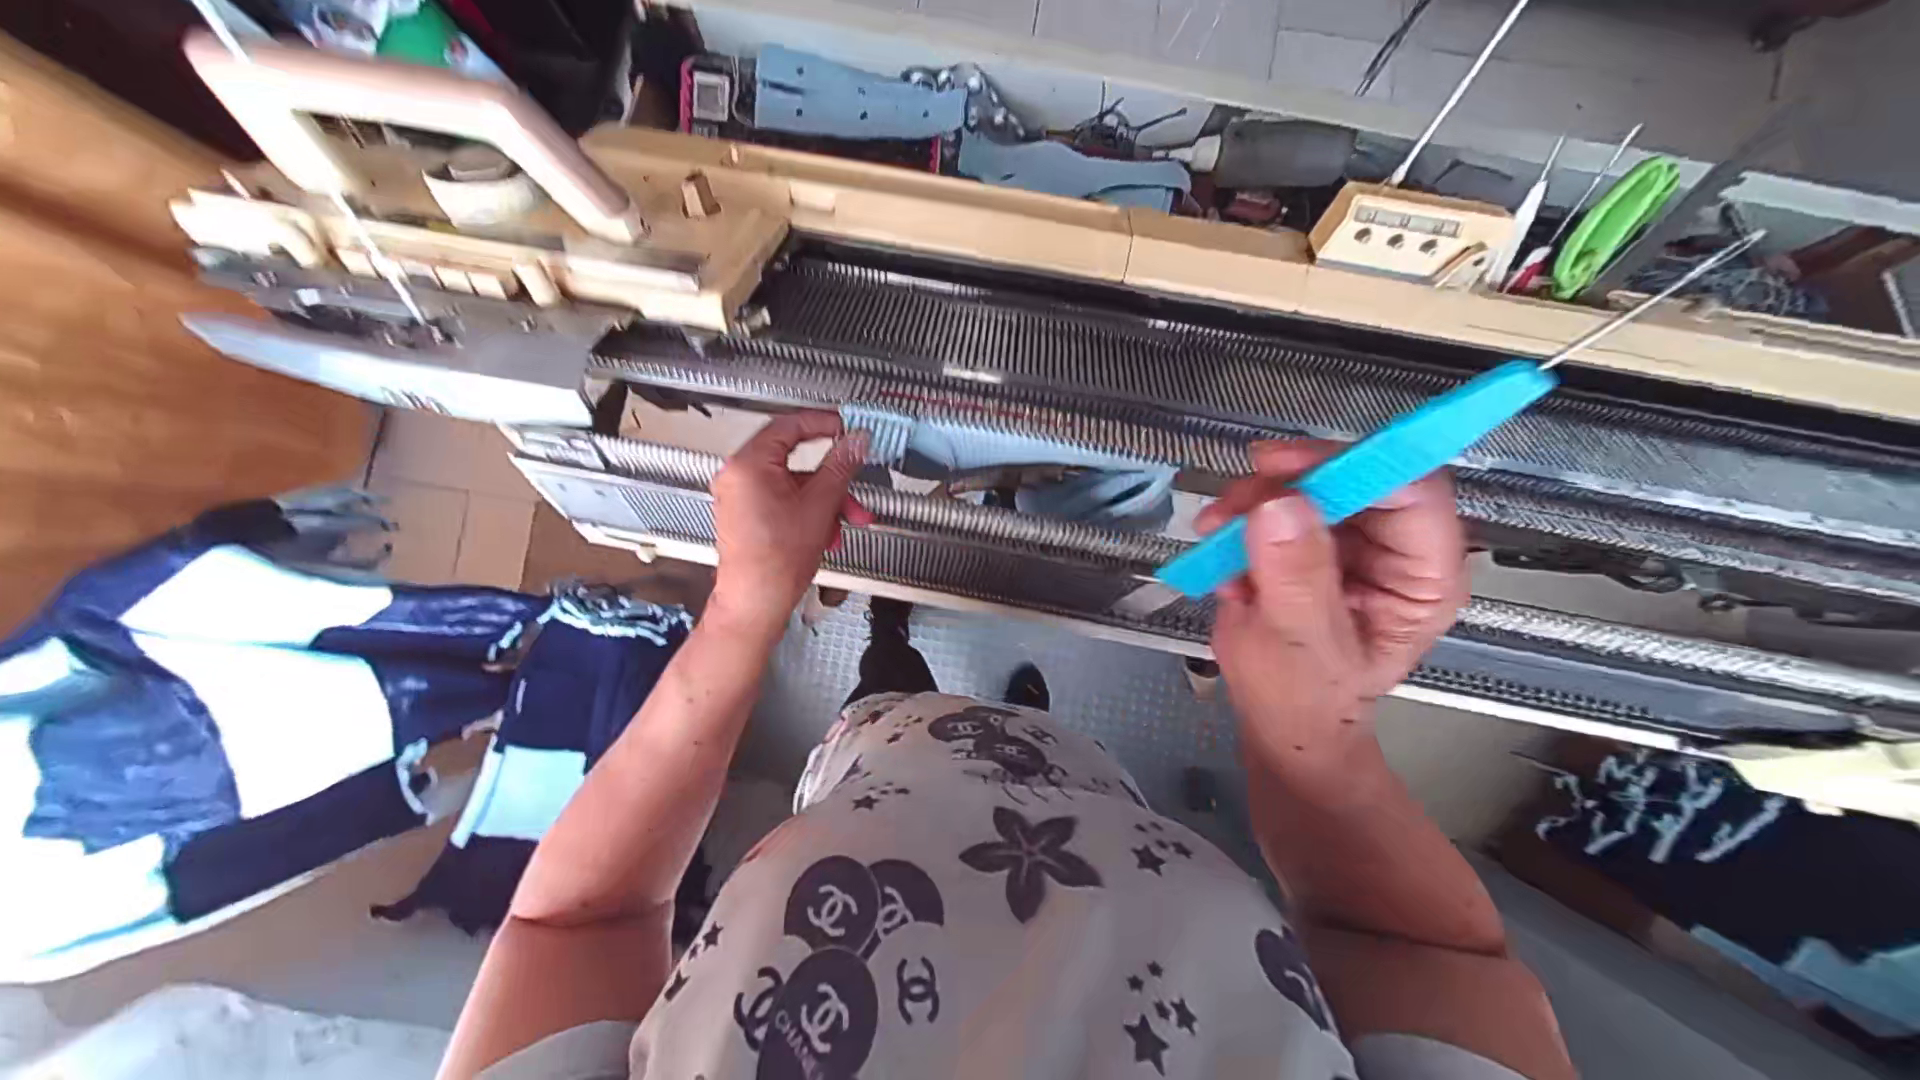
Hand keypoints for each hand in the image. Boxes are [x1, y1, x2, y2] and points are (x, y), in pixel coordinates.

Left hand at [709, 411, 873, 638]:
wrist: (756, 601)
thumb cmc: (774, 560)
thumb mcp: (820, 504)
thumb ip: (841, 466)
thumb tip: (854, 442)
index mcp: (749, 465)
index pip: (790, 425)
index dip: (825, 424)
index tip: (846, 428)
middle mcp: (738, 476)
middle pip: (796, 461)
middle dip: (833, 480)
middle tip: (854, 485)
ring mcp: (741, 496)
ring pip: (795, 485)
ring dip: (826, 501)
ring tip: (845, 520)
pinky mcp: (747, 514)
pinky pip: (784, 501)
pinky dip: (809, 511)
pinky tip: (826, 531)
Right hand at [1197, 440, 1467, 774]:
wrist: (1278, 716)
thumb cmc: (1305, 698)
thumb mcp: (1301, 644)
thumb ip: (1296, 579)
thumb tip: (1280, 508)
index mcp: (1421, 575)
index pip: (1411, 492)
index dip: (1354, 467)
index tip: (1285, 467)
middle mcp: (1391, 548)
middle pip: (1350, 478)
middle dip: (1284, 486)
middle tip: (1233, 507)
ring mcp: (1346, 541)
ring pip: (1304, 485)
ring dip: (1250, 502)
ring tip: (1215, 537)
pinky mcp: (1304, 540)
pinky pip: (1271, 505)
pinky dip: (1237, 523)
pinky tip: (1224, 561)